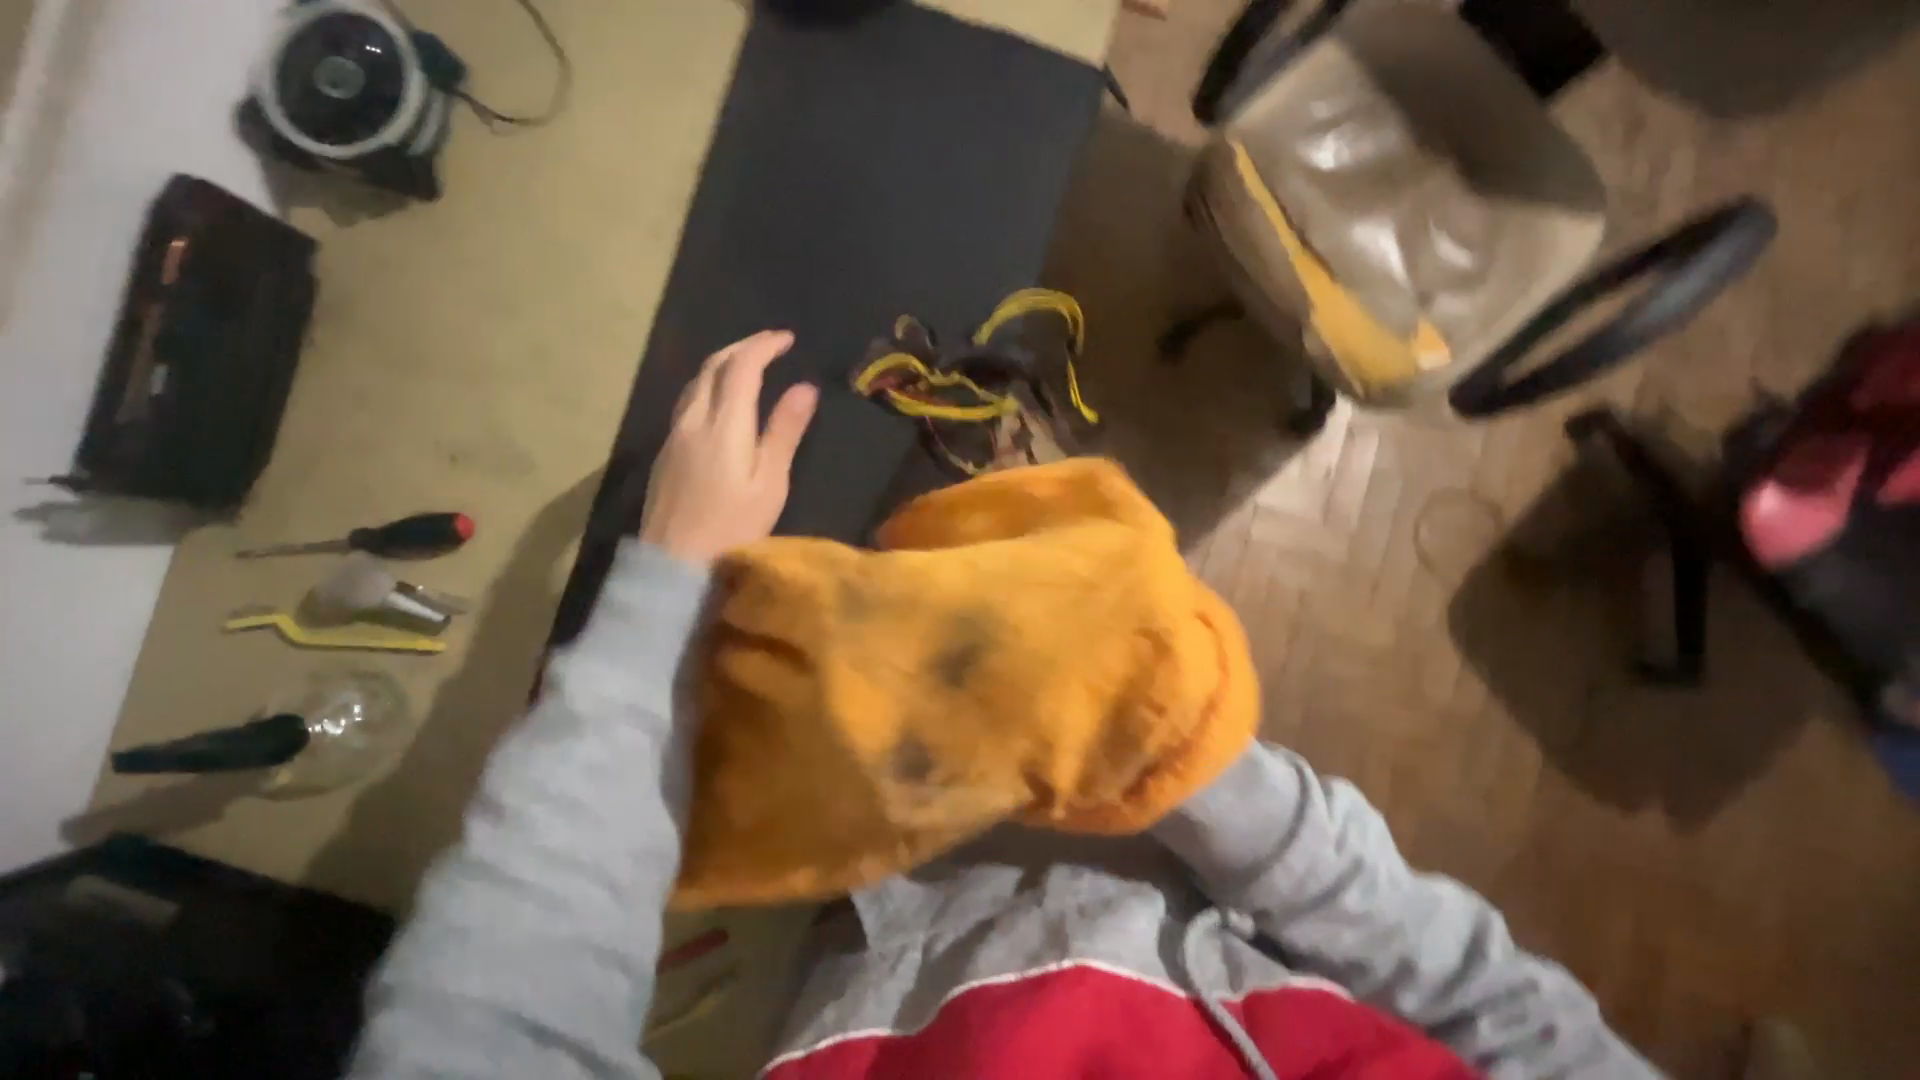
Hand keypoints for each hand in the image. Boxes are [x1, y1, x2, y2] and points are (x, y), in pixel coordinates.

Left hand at [639, 330, 818, 566]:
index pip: (742, 367)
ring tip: (748, 366)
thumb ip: (785, 431)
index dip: (764, 346)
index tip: (787, 339)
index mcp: (724, 425)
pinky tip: (722, 401)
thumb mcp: (770, 483)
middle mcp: (693, 420)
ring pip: (695, 382)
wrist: (674, 563)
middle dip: (742, 347)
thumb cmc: (733, 528)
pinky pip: (687, 402)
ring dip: (722, 364)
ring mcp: (674, 435)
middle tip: (771, 346)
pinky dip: (709, 387)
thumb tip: (805, 387)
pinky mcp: (665, 452)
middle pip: (712, 366)